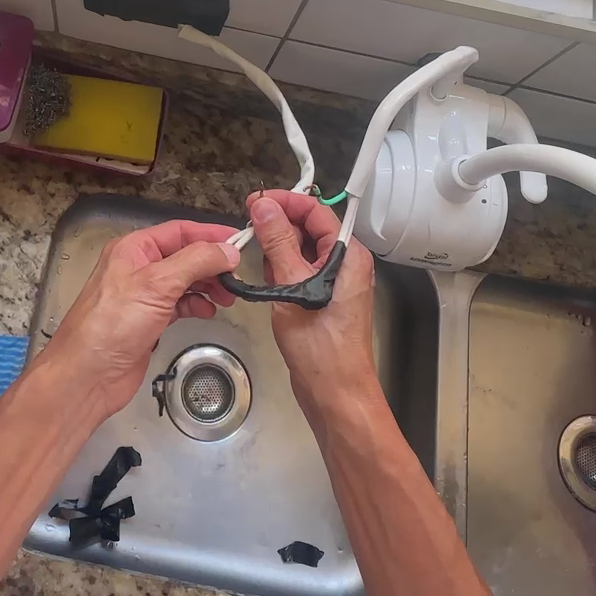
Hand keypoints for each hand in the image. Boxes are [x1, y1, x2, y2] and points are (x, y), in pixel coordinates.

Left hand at [41, 219, 240, 417]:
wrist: (87, 376)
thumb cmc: (112, 325)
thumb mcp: (157, 284)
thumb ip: (195, 262)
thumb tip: (227, 251)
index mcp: (134, 249)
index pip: (179, 231)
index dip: (210, 235)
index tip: (238, 241)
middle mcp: (138, 267)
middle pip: (184, 256)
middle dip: (212, 264)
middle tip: (236, 275)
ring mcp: (143, 295)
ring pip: (184, 281)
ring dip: (207, 285)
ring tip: (228, 296)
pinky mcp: (148, 321)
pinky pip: (179, 304)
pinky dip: (196, 305)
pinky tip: (208, 312)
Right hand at [248, 191, 380, 420]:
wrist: (335, 395)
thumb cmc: (321, 346)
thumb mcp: (293, 287)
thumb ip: (277, 242)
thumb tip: (263, 205)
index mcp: (348, 255)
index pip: (316, 210)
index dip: (286, 201)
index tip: (255, 201)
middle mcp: (344, 263)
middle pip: (308, 227)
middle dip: (277, 225)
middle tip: (248, 229)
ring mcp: (333, 282)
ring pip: (300, 249)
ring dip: (276, 250)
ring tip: (259, 263)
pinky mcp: (321, 298)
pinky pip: (298, 270)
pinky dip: (279, 270)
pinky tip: (266, 282)